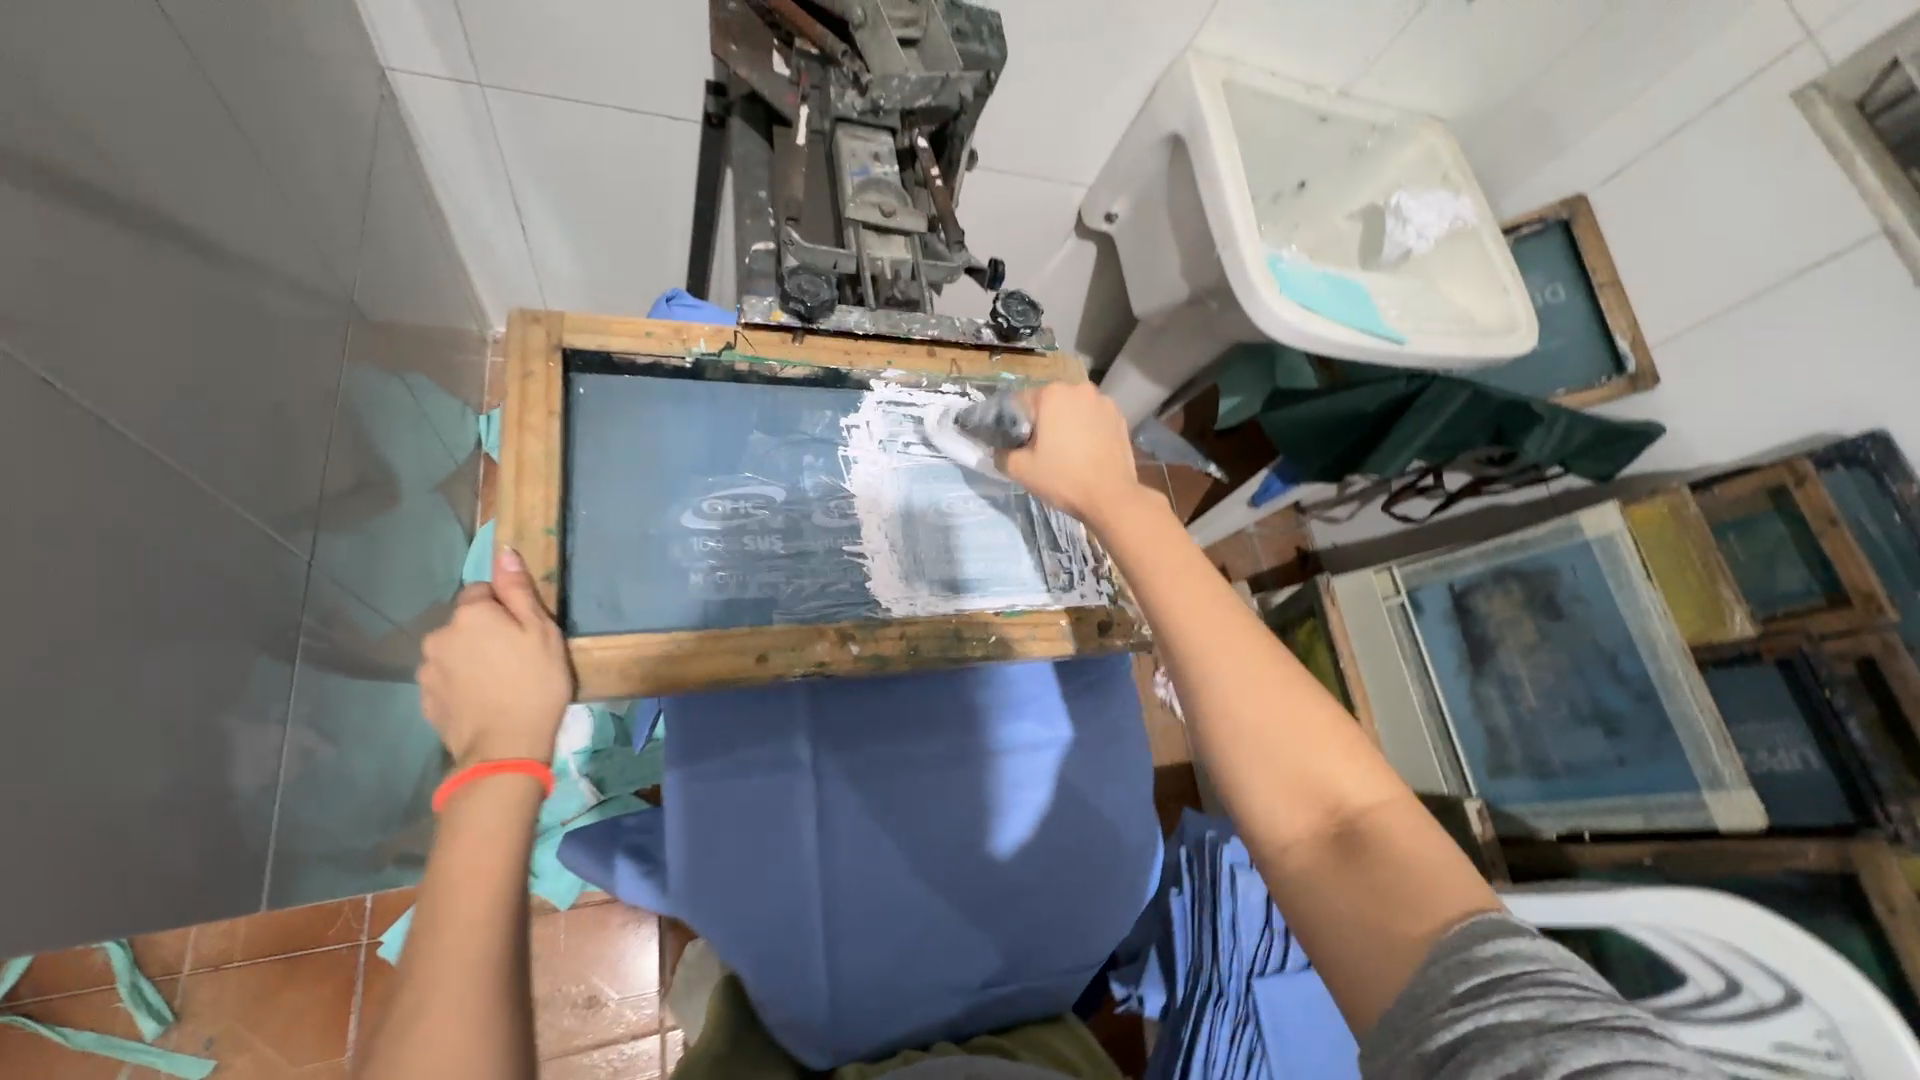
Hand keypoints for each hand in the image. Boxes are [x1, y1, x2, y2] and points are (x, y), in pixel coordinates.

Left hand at [417, 547, 573, 766]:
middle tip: (516, 657)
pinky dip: (462, 684)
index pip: (483, 591)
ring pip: (453, 651)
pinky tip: (484, 700)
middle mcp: (439, 635)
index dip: (506, 607)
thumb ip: (519, 591)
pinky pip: (446, 680)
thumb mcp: (541, 631)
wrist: (505, 746)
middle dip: (485, 633)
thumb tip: (504, 551)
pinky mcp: (426, 698)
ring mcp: (427, 669)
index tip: (525, 630)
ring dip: (470, 658)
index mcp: (470, 614)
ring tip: (499, 682)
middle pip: (465, 623)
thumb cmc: (535, 682)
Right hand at [1000, 381, 1154, 529]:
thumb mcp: (1020, 469)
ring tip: (1066, 451)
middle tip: (1040, 449)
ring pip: (1074, 410)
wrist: (1111, 497)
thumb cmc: (1063, 478)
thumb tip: (997, 451)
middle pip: (1050, 403)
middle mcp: (1079, 389)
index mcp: (1052, 393)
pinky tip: (1086, 452)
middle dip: (1043, 421)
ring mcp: (1104, 402)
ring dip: (1067, 424)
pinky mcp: (1120, 418)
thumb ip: (1001, 455)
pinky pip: (1094, 419)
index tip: (1017, 444)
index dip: (1015, 424)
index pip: (1021, 403)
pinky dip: (1087, 430)